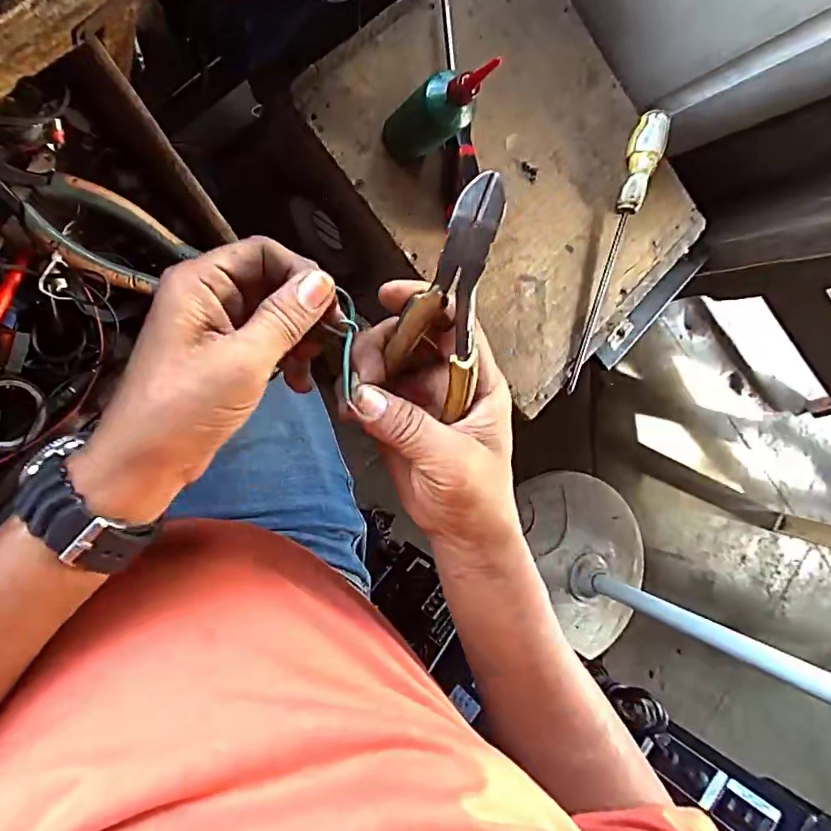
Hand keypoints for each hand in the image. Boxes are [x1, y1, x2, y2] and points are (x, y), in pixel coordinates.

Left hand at [69, 237, 340, 521]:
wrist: (144, 464)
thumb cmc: (185, 408)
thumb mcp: (243, 360)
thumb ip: (285, 317)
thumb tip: (322, 281)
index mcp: (200, 282)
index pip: (263, 251)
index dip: (301, 272)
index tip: (330, 306)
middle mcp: (207, 295)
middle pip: (271, 281)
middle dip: (304, 309)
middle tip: (328, 339)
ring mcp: (215, 326)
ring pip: (273, 313)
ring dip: (299, 336)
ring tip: (311, 366)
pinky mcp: (223, 355)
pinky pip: (265, 340)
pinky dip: (286, 356)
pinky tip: (298, 382)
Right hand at [342, 280, 519, 560]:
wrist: (463, 535)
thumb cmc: (479, 498)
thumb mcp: (451, 458)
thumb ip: (408, 425)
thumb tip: (367, 396)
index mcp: (477, 381)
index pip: (455, 323)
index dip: (427, 302)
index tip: (393, 295)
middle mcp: (446, 382)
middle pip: (410, 336)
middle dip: (382, 344)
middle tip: (365, 371)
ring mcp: (419, 398)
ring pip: (385, 361)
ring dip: (365, 370)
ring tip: (357, 396)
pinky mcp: (396, 417)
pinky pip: (370, 391)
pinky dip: (356, 395)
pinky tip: (352, 409)